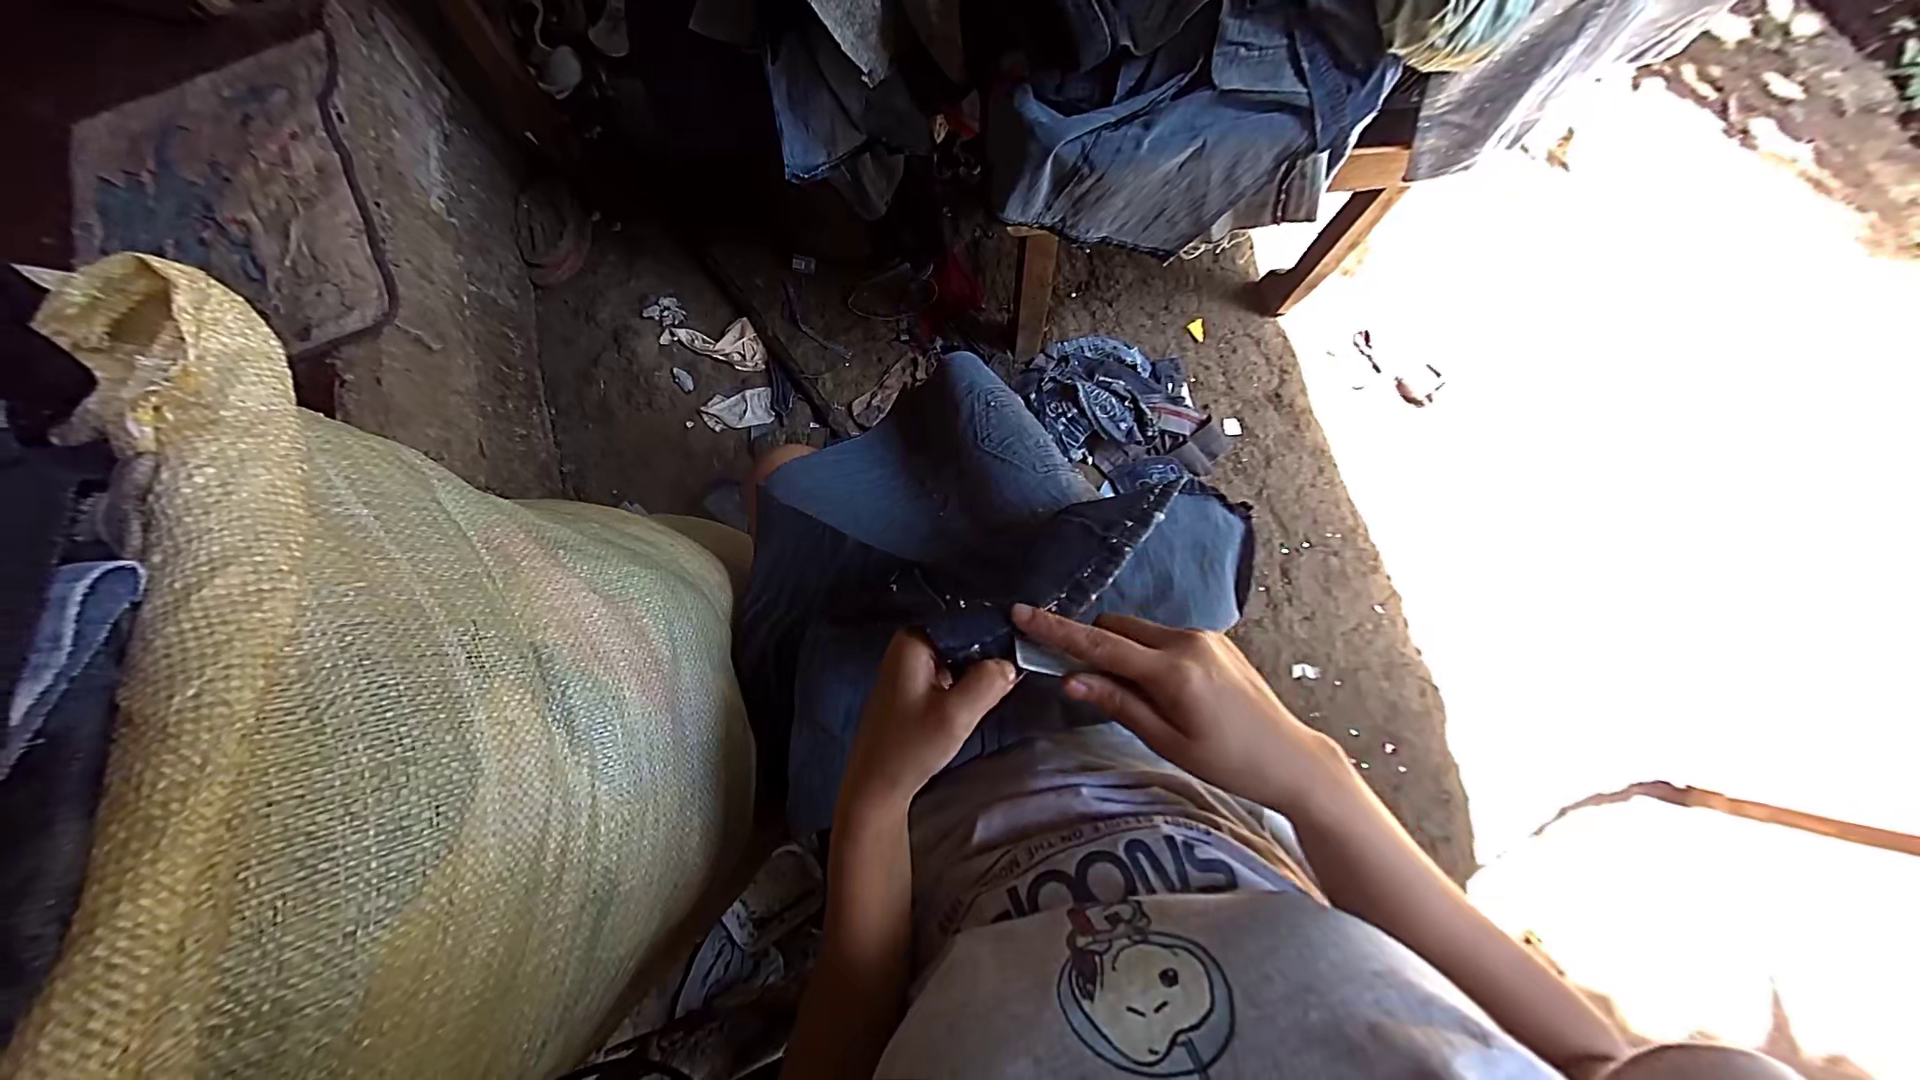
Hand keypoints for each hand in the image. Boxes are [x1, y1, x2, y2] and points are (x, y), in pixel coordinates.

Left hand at [838, 630, 1018, 815]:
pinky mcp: (913, 686)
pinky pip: (948, 673)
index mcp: (913, 640)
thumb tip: (1010, 663)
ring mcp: (909, 666)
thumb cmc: (911, 747)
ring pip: (957, 657)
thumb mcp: (956, 715)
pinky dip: (966, 683)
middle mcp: (908, 645)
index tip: (1020, 649)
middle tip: (1014, 672)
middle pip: (961, 638)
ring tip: (1002, 684)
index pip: (964, 621)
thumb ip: (987, 682)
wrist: (876, 786)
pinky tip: (981, 698)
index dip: (993, 633)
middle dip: (987, 655)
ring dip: (978, 672)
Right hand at [1011, 604, 1353, 814]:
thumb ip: (1118, 703)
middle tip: (1088, 681)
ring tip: (1138, 695)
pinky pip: (1161, 636)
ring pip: (1138, 630)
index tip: (1023, 613)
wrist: (1293, 758)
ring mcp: (1203, 637)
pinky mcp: (1214, 640)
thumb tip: (1071, 680)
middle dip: (1093, 644)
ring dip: (1121, 650)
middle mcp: (1187, 641)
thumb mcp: (1167, 740)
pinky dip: (1145, 653)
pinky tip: (1162, 688)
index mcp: (1174, 671)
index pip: (1100, 644)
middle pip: (1116, 626)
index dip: (1057, 630)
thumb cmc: (1229, 761)